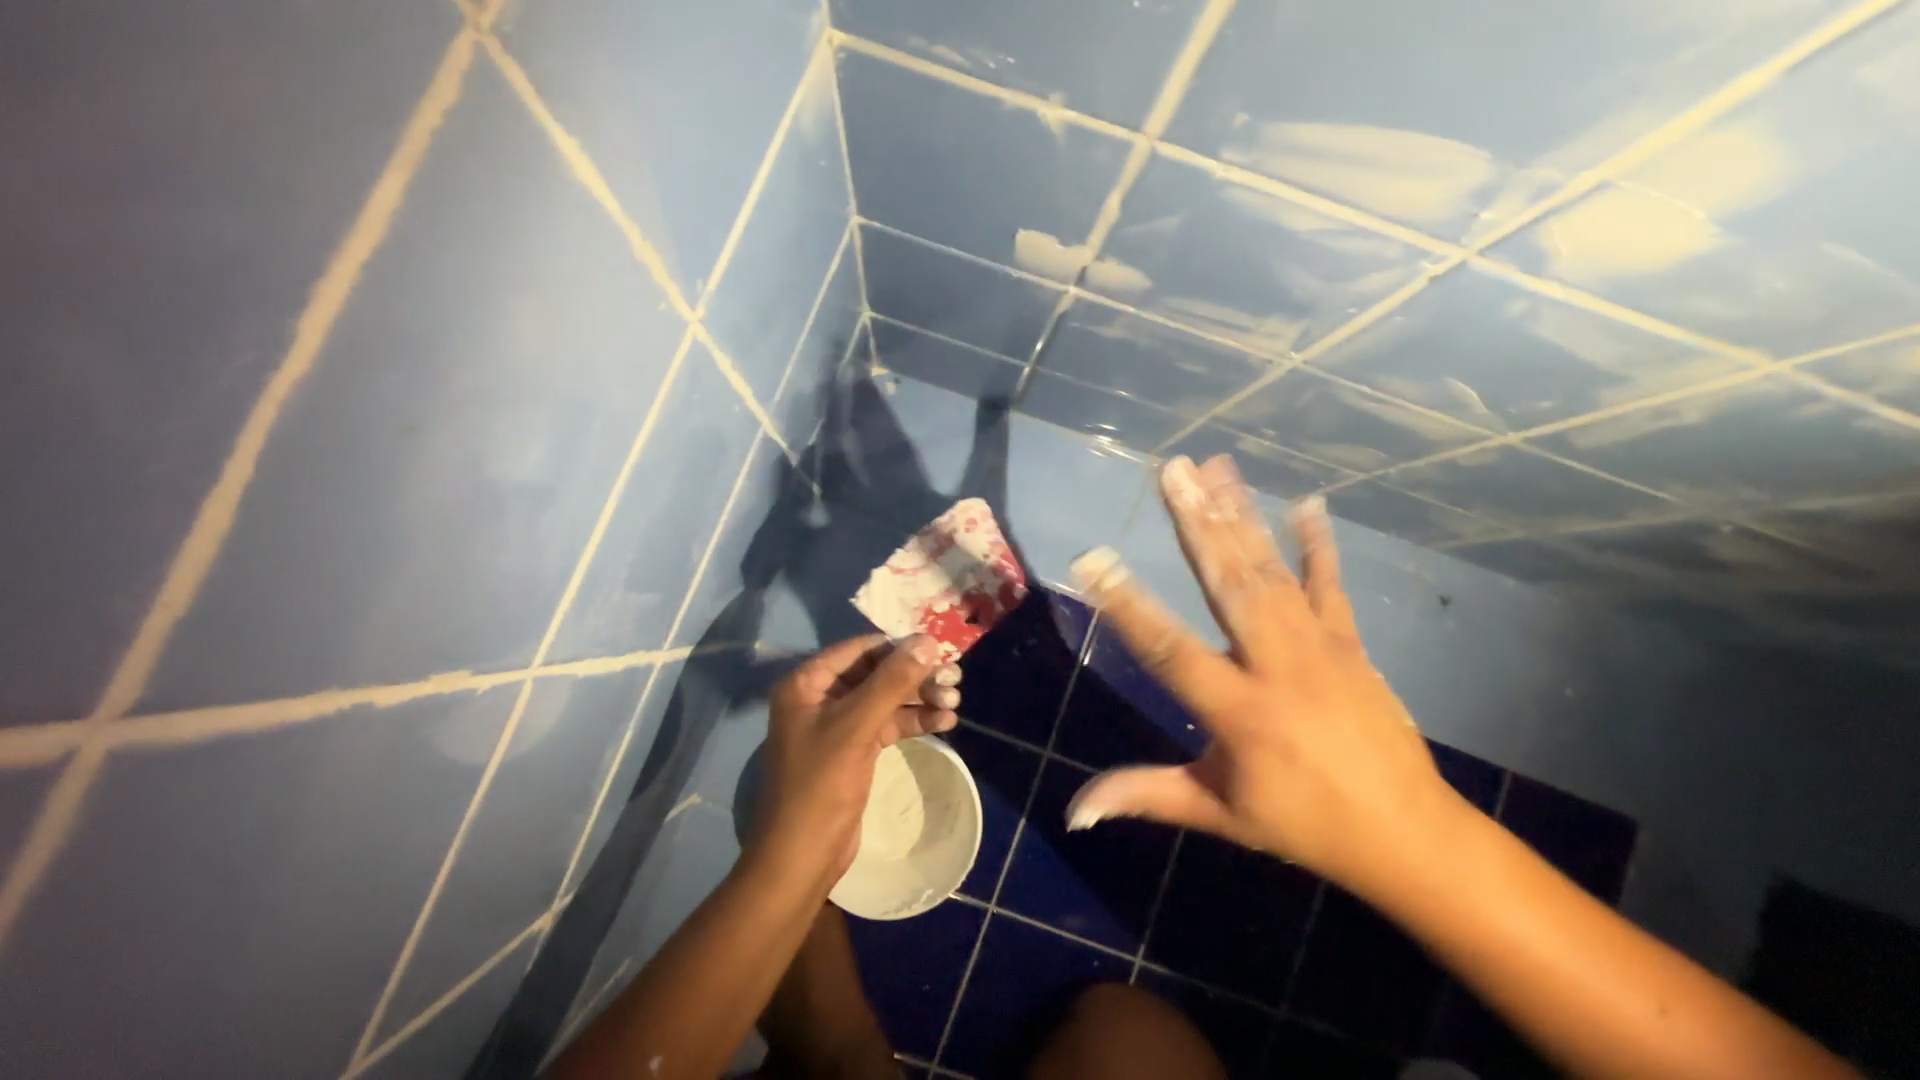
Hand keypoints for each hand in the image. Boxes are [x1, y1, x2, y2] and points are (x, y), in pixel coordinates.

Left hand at [752, 634, 962, 885]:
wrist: (802, 855)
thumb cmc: (819, 784)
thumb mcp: (856, 727)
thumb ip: (892, 682)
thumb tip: (927, 641)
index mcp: (807, 684)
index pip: (859, 650)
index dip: (898, 646)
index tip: (939, 646)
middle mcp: (820, 698)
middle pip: (875, 674)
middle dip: (914, 676)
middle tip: (954, 678)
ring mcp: (838, 726)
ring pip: (885, 700)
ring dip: (919, 699)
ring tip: (955, 701)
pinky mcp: (854, 751)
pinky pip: (887, 726)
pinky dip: (913, 722)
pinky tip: (944, 721)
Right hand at [1066, 455, 1464, 895]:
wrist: (1405, 832)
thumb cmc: (1301, 825)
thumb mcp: (1217, 812)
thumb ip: (1146, 796)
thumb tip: (1074, 811)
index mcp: (1239, 712)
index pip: (1170, 650)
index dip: (1128, 607)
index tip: (1093, 560)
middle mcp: (1278, 667)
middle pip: (1231, 585)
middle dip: (1198, 524)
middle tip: (1172, 472)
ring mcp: (1320, 648)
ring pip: (1273, 573)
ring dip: (1241, 516)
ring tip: (1215, 466)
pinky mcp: (1350, 642)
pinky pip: (1330, 584)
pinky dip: (1317, 543)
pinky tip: (1307, 502)